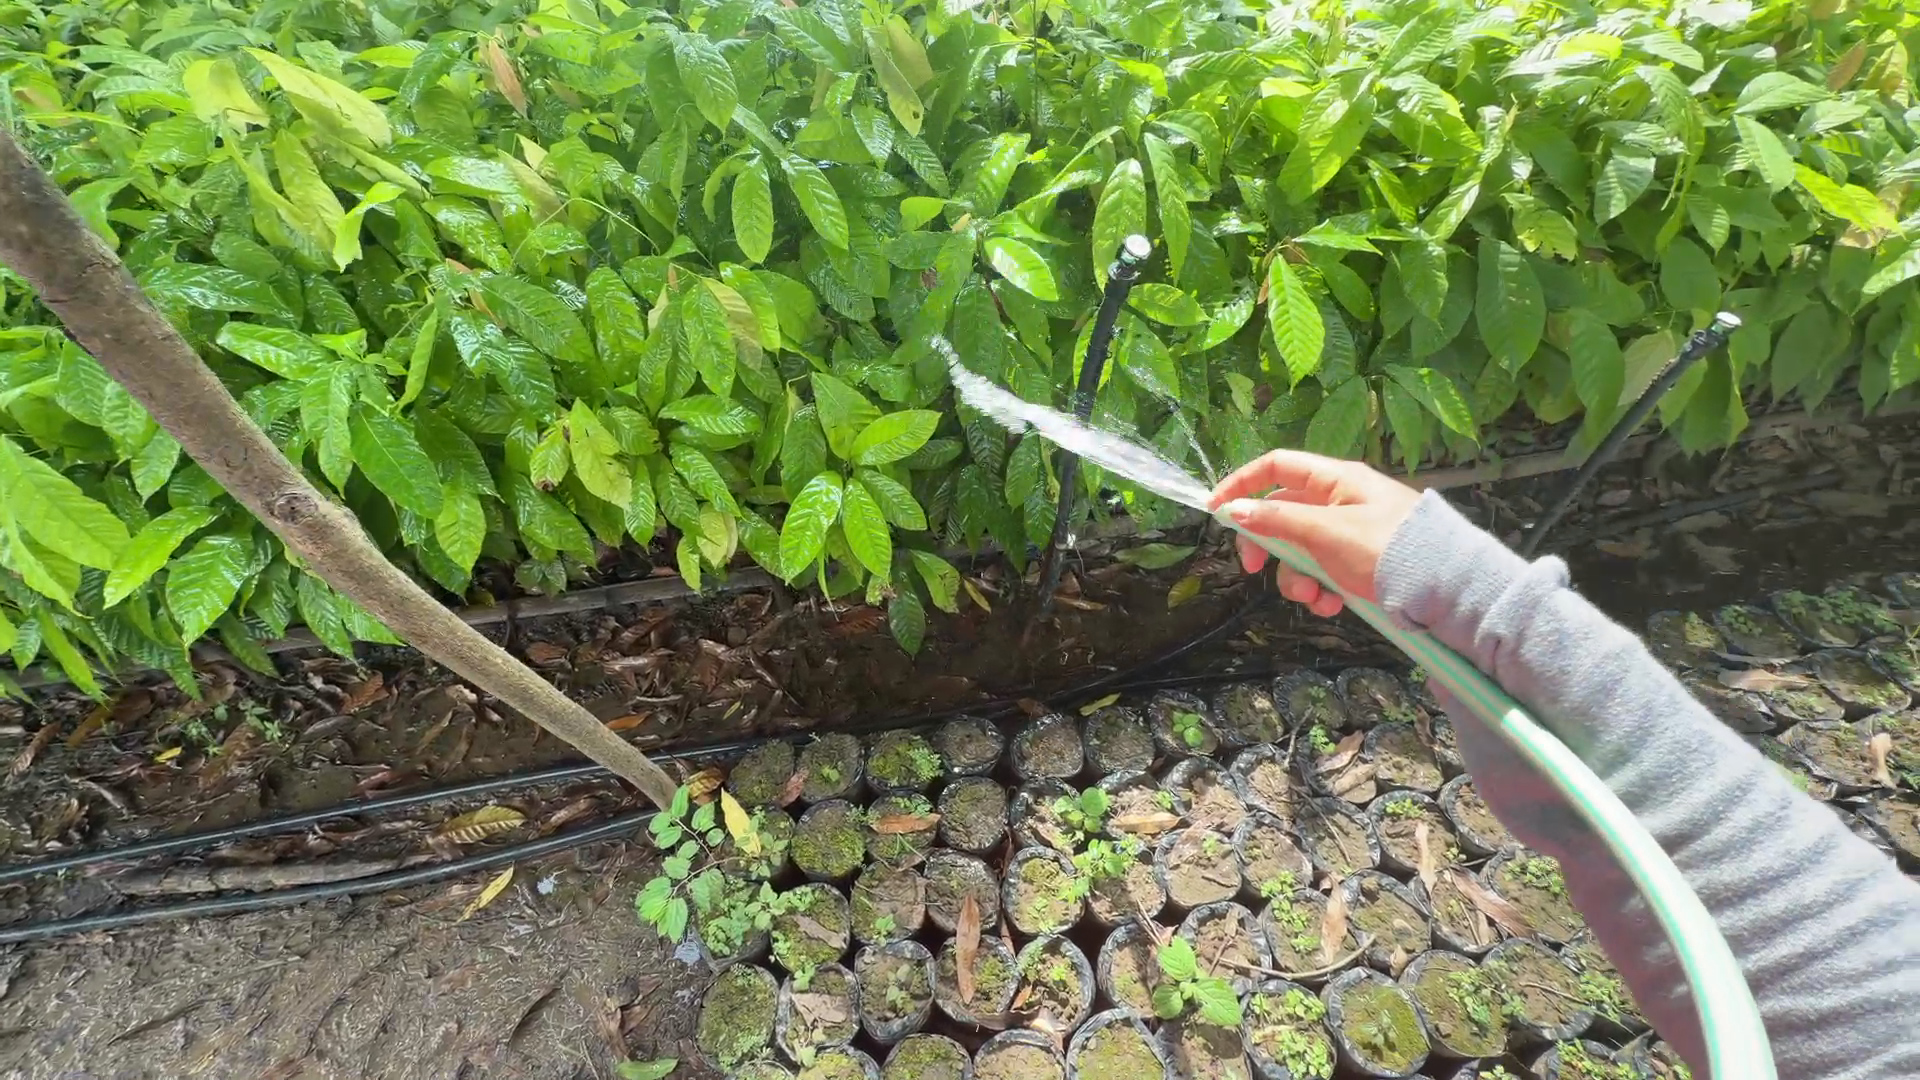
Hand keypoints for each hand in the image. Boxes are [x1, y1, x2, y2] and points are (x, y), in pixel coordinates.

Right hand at [1206, 449, 1420, 616]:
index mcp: (1335, 480)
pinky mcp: (1357, 562)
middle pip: (1281, 513)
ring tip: (1312, 598)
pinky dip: (1318, 589)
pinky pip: (1320, 570)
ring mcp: (1348, 532)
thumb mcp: (1325, 533)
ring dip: (1295, 577)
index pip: (1276, 467)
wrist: (1450, 592)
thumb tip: (1232, 509)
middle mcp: (1339, 501)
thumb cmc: (1387, 550)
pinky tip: (1331, 606)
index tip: (1216, 511)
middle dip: (1266, 545)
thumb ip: (1276, 520)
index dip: (1242, 483)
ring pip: (1297, 549)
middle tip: (1253, 569)